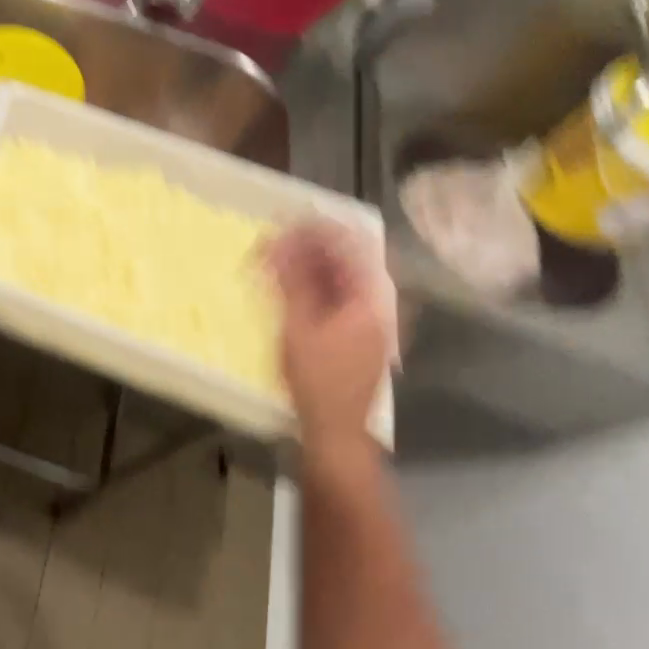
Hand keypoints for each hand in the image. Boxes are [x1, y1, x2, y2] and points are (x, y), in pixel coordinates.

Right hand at [264, 221, 392, 456]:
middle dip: (307, 245)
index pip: (351, 244)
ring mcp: (369, 318)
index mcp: (372, 297)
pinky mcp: (356, 332)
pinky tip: (284, 286)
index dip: (318, 227)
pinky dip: (310, 285)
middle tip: (269, 240)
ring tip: (270, 259)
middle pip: (346, 259)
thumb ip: (291, 282)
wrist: (336, 429)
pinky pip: (335, 295)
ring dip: (306, 264)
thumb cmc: (319, 379)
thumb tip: (279, 243)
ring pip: (338, 277)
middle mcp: (378, 302)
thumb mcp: (299, 327)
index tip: (284, 219)